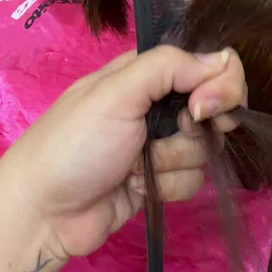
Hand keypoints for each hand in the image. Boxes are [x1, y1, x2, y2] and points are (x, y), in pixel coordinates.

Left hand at [0, 46, 245, 267]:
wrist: (46, 212)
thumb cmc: (75, 143)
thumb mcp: (115, 93)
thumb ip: (168, 68)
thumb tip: (225, 58)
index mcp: (143, 72)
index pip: (206, 64)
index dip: (218, 85)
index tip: (204, 107)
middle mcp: (155, 103)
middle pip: (214, 107)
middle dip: (196, 128)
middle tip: (176, 132)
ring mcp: (158, 143)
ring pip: (204, 147)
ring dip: (174, 160)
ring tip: (135, 166)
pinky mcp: (160, 179)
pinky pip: (192, 179)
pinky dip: (168, 185)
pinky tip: (135, 186)